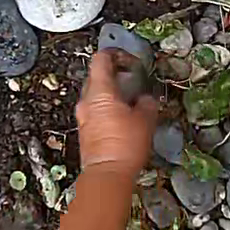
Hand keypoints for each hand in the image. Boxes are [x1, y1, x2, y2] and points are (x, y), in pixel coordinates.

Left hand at [75, 49, 157, 174]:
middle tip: (133, 80)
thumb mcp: (145, 120)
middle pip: (96, 75)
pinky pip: (94, 110)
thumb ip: (147, 102)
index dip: (116, 54)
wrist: (106, 174)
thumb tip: (146, 98)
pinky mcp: (84, 130)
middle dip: (115, 74)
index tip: (130, 61)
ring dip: (110, 92)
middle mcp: (86, 100)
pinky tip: (122, 117)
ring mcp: (82, 116)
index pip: (101, 59)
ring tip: (130, 100)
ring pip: (95, 94)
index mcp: (99, 91)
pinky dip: (106, 107)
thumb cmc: (125, 145)